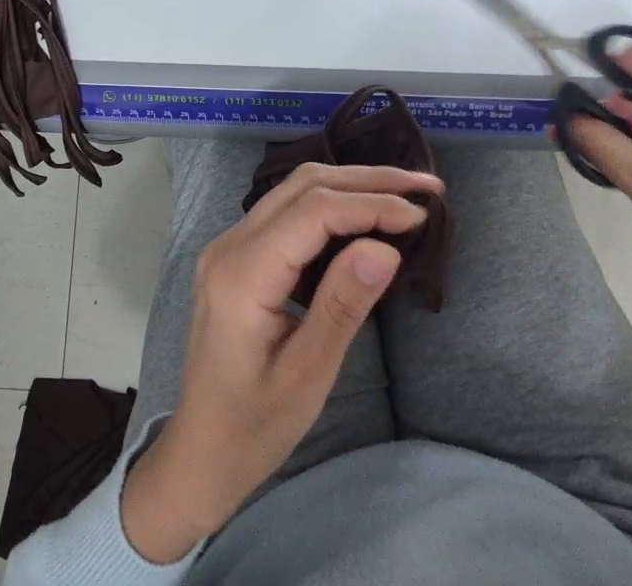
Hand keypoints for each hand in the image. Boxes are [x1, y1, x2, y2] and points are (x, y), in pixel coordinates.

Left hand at [120, 163, 442, 563]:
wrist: (202, 451)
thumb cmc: (254, 424)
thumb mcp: (308, 374)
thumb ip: (343, 305)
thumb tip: (385, 246)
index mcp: (241, 275)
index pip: (314, 212)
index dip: (372, 205)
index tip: (423, 217)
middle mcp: (229, 246)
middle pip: (304, 186)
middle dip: (369, 180)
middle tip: (429, 188)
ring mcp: (229, 248)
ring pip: (295, 192)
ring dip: (353, 186)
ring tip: (407, 196)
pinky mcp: (238, 258)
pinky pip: (288, 214)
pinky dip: (333, 206)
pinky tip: (367, 218)